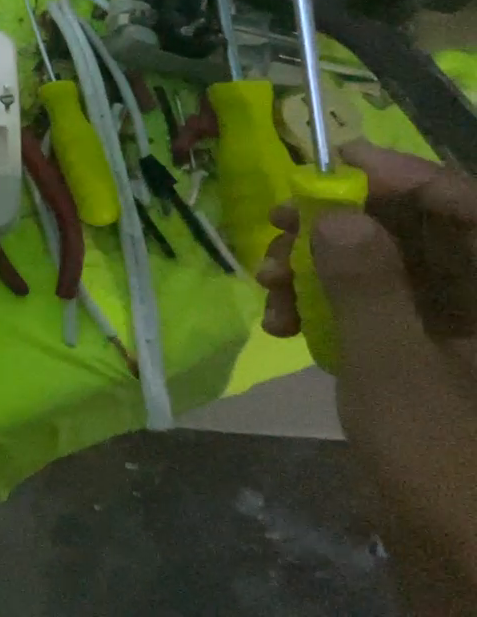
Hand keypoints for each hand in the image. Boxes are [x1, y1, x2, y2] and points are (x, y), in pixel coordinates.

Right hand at [254, 142, 476, 609]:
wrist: (461, 555)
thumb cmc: (447, 466)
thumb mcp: (396, 372)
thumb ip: (368, 286)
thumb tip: (338, 212)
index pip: (476, 211)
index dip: (408, 177)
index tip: (330, 164)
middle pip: (425, 231)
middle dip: (341, 221)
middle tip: (275, 225)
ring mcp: (465, 331)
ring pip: (391, 264)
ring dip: (319, 263)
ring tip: (266, 283)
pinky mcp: (432, 352)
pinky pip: (377, 302)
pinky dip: (324, 302)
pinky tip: (281, 320)